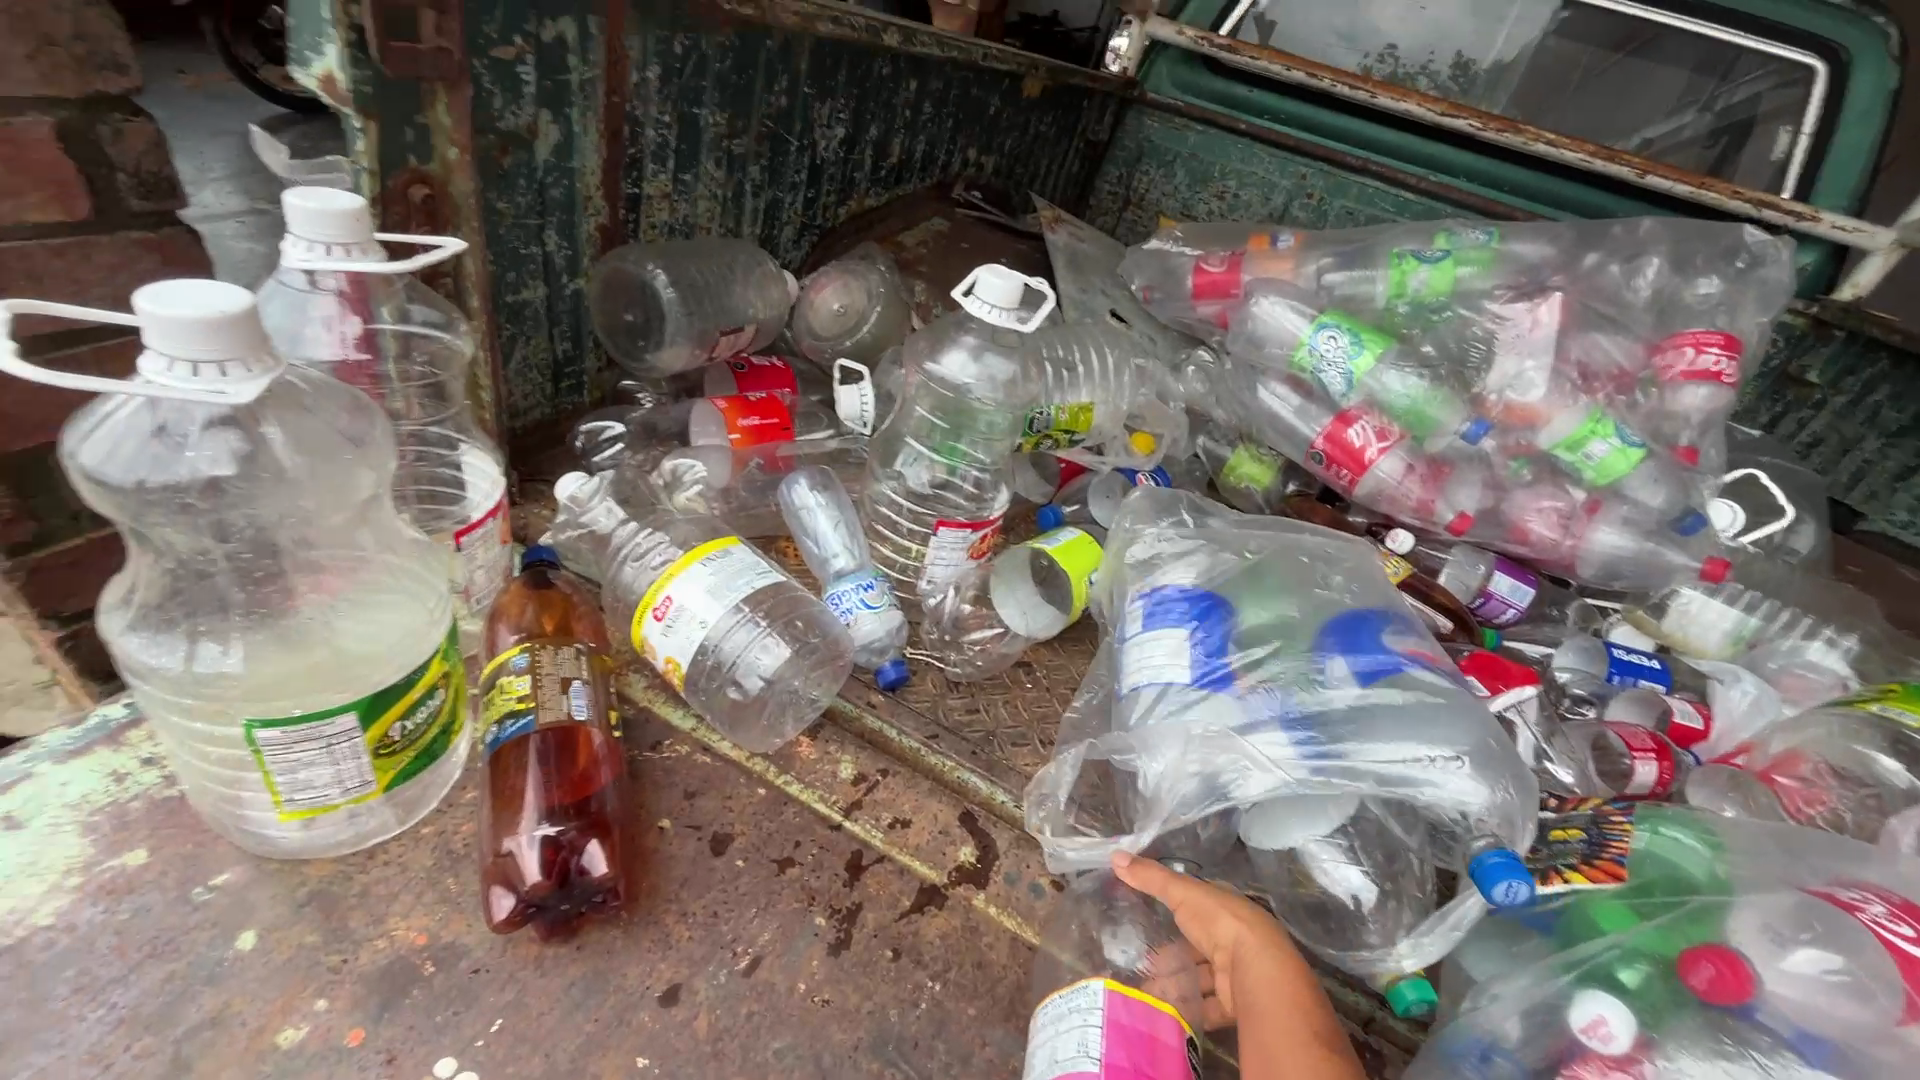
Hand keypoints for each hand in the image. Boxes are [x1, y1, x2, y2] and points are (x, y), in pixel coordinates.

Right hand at [1111, 850, 1300, 1030]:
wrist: (1257, 972)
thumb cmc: (1220, 922)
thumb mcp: (1181, 892)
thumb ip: (1150, 877)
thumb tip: (1114, 855)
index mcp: (1225, 908)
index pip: (1196, 907)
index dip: (1173, 911)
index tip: (1146, 921)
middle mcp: (1233, 939)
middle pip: (1195, 947)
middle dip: (1169, 956)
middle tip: (1140, 962)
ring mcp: (1236, 973)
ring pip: (1199, 978)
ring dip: (1174, 984)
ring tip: (1144, 990)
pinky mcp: (1236, 1004)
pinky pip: (1206, 1007)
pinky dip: (1187, 1009)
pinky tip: (1163, 1010)